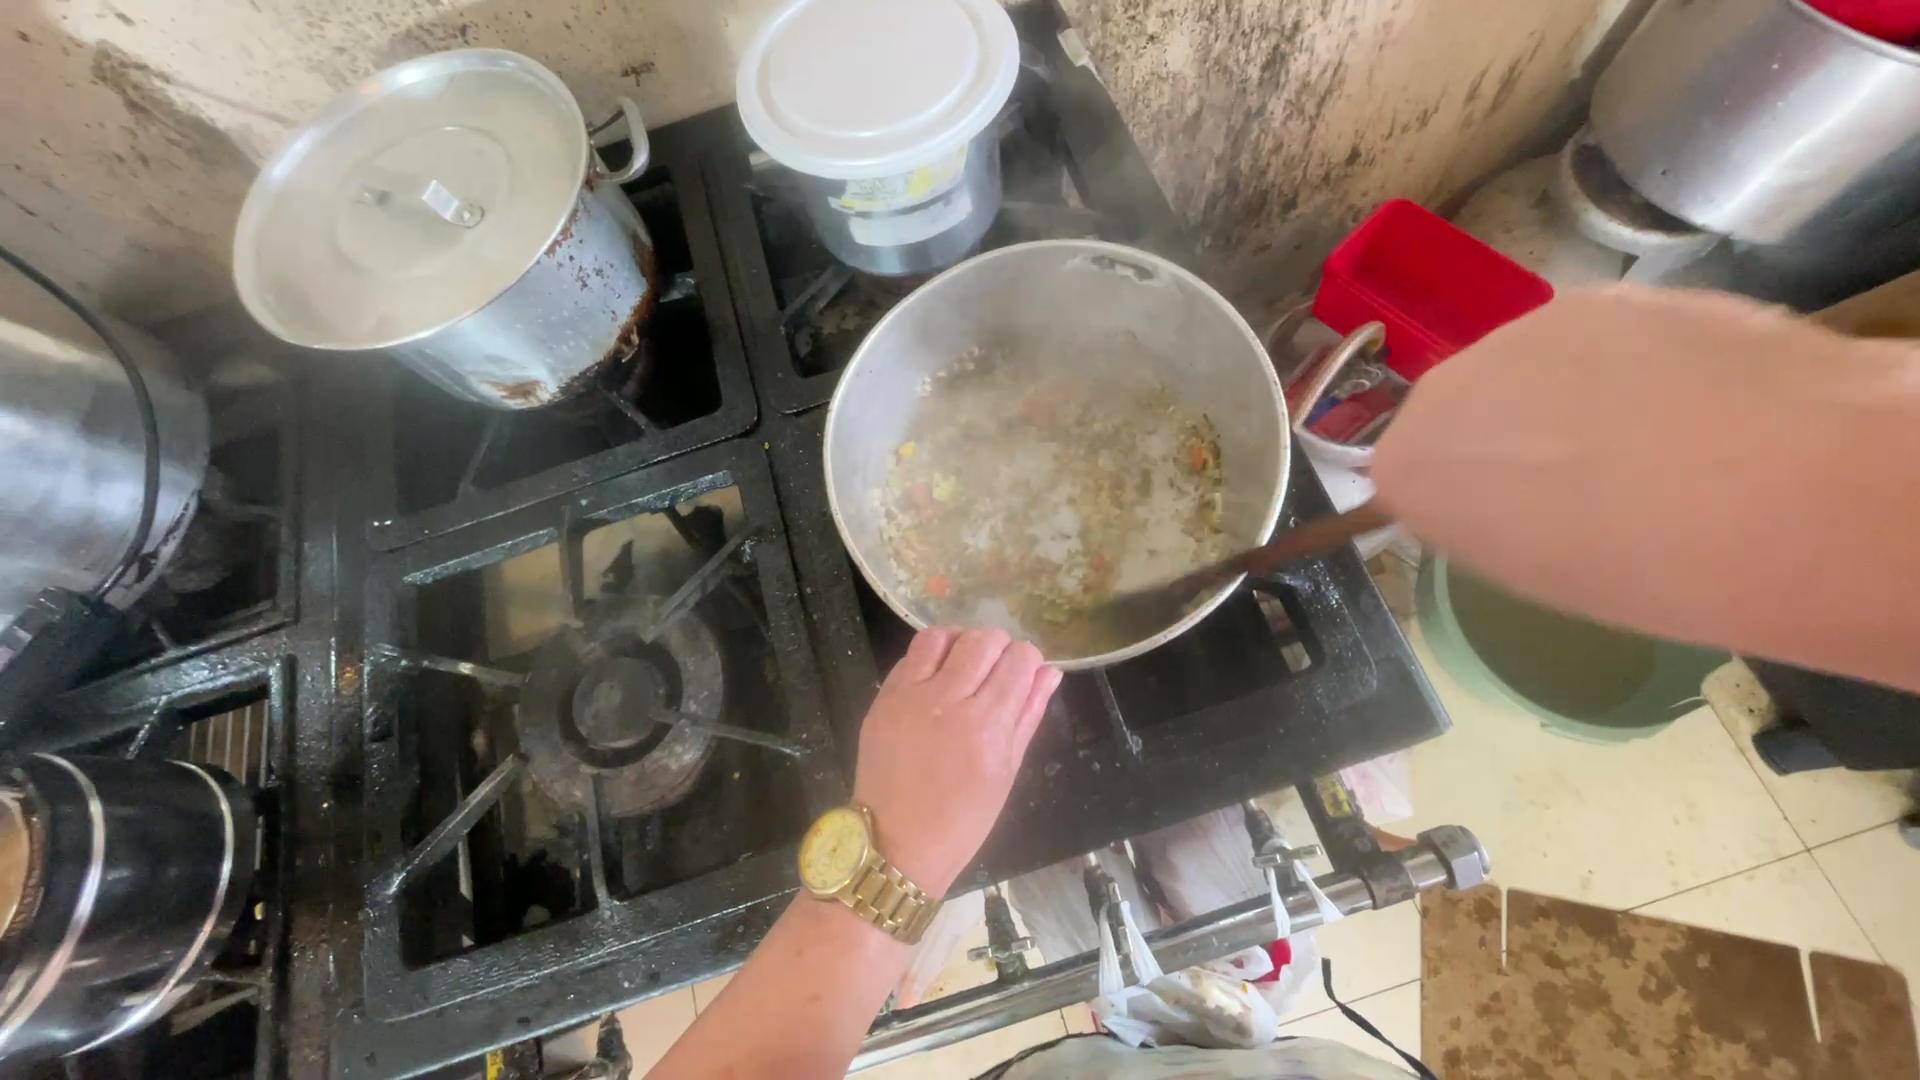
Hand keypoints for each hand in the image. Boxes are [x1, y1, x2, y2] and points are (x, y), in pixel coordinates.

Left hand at [852, 627, 1061, 895]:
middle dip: (999, 647)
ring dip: (960, 642)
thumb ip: (1028, 715)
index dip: (1029, 660)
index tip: (1024, 674)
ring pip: (941, 636)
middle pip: (983, 640)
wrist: (895, 845)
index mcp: (985, 725)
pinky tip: (937, 679)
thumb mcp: (1007, 772)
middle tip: (997, 672)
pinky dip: (930, 658)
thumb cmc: (962, 820)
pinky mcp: (882, 699)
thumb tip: (1050, 672)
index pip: (1019, 660)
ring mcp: (909, 697)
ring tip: (964, 665)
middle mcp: (947, 701)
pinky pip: (910, 656)